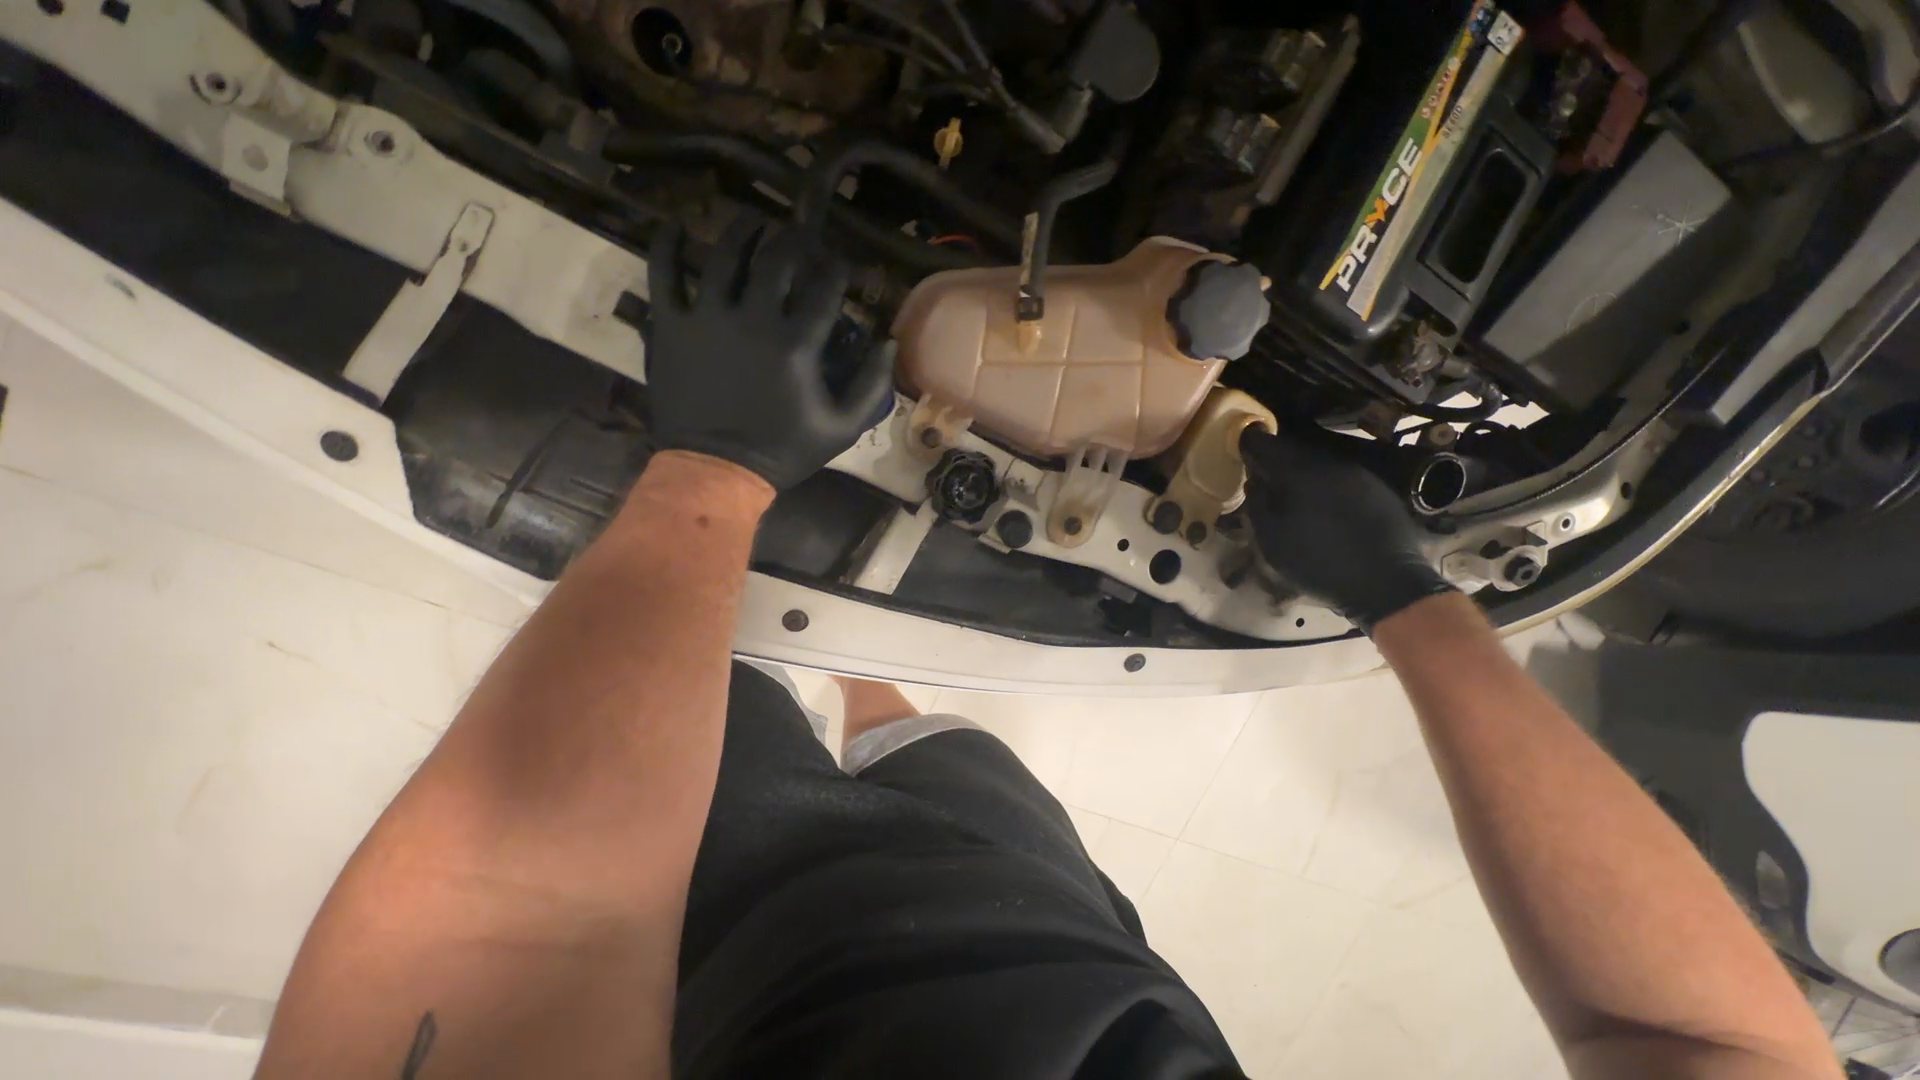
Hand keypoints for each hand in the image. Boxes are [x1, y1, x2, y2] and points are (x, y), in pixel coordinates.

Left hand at [646, 216, 894, 490]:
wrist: (716, 470)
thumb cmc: (783, 451)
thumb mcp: (842, 427)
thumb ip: (871, 384)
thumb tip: (889, 341)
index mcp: (796, 343)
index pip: (824, 287)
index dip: (838, 269)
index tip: (843, 263)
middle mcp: (753, 318)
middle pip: (776, 260)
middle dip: (794, 240)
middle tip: (800, 234)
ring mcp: (707, 317)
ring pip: (724, 256)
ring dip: (741, 231)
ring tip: (752, 219)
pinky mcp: (671, 325)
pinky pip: (664, 274)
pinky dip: (667, 245)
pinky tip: (675, 224)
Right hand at [1239, 428, 1454, 632]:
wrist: (1385, 582)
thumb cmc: (1319, 563)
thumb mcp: (1273, 542)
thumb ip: (1257, 507)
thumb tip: (1254, 482)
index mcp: (1298, 472)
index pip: (1265, 444)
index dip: (1250, 445)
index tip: (1242, 452)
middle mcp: (1329, 463)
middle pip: (1294, 450)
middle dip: (1276, 460)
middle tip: (1265, 476)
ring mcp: (1357, 474)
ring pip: (1320, 463)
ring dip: (1303, 473)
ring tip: (1294, 492)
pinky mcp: (1377, 488)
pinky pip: (1341, 477)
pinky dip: (1327, 484)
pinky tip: (1326, 505)